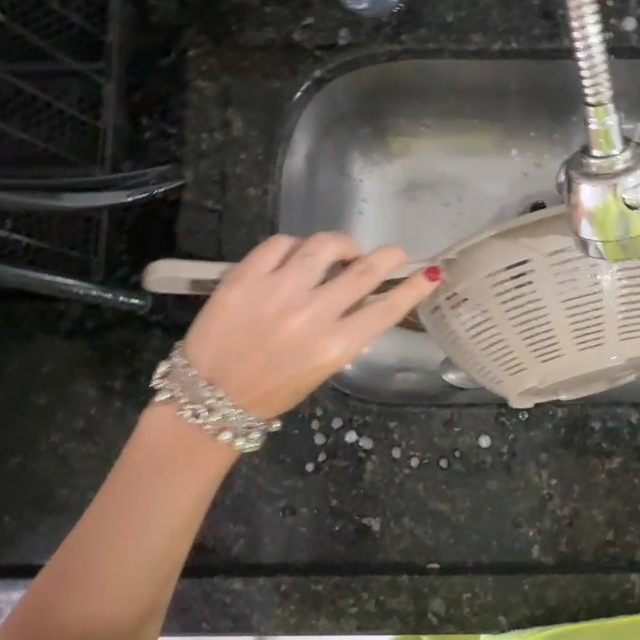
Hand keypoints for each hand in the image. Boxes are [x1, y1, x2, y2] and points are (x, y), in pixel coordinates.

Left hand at [179, 234, 438, 418]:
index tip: (428, 274)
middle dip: (387, 257)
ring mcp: (277, 291)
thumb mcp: (322, 368)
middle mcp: (311, 314)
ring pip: (323, 246)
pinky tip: (298, 254)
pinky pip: (280, 243)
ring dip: (342, 244)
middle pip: (363, 271)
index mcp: (335, 346)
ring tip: (343, 250)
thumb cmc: (272, 390)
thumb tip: (363, 297)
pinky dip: (296, 245)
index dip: (413, 288)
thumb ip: (345, 333)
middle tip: (394, 252)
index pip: (387, 308)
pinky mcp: (244, 277)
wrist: (210, 396)